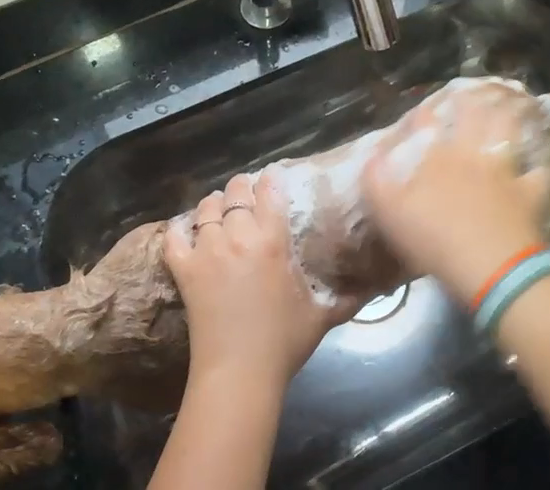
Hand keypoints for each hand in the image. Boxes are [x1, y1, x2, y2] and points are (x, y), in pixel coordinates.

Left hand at [164, 173, 354, 389]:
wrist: (239, 372)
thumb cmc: (283, 343)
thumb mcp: (321, 317)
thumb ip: (347, 298)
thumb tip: (374, 289)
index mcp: (273, 241)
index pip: (270, 192)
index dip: (271, 179)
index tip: (273, 177)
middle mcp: (238, 236)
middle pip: (236, 193)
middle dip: (242, 188)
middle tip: (246, 193)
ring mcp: (207, 249)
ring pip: (206, 208)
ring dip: (214, 203)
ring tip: (219, 207)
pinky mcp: (184, 267)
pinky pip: (175, 235)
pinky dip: (179, 227)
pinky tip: (185, 228)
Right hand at [361, 83, 549, 305]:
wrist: (489, 268)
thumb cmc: (434, 240)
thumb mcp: (389, 212)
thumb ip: (376, 179)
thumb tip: (372, 154)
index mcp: (436, 157)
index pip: (426, 124)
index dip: (424, 114)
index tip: (424, 108)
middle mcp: (470, 154)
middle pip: (474, 116)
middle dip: (474, 99)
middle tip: (477, 89)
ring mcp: (504, 171)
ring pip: (509, 131)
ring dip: (511, 114)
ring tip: (515, 101)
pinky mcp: (530, 192)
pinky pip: (541, 172)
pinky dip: (544, 164)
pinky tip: (547, 158)